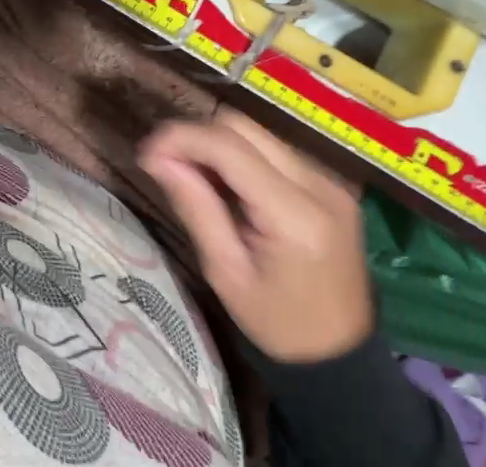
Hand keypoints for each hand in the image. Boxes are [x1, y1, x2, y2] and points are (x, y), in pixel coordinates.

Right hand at [140, 110, 372, 362]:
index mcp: (294, 215)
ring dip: (217, 145)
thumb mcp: (225, 270)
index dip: (181, 139)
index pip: (229, 147)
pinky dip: (241, 158)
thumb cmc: (276, 323)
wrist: (340, 355)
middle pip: (243, 129)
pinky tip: (224, 185)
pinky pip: (274, 153)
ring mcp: (329, 183)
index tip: (145, 154)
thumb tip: (157, 158)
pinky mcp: (330, 186)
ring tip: (190, 175)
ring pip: (258, 135)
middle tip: (164, 163)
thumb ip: (195, 207)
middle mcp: (319, 186)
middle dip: (196, 137)